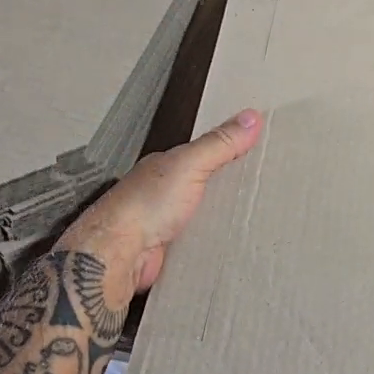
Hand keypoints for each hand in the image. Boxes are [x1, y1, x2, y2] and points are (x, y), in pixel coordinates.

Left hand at [55, 109, 263, 293]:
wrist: (117, 255)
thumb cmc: (140, 208)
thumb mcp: (189, 165)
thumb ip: (219, 143)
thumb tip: (250, 118)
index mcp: (168, 166)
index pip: (205, 150)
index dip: (229, 147)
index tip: (253, 144)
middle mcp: (165, 192)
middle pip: (204, 183)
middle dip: (226, 183)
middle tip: (255, 181)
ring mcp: (166, 221)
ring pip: (201, 213)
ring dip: (218, 214)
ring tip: (245, 212)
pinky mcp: (169, 249)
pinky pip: (198, 239)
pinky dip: (211, 239)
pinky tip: (224, 240)